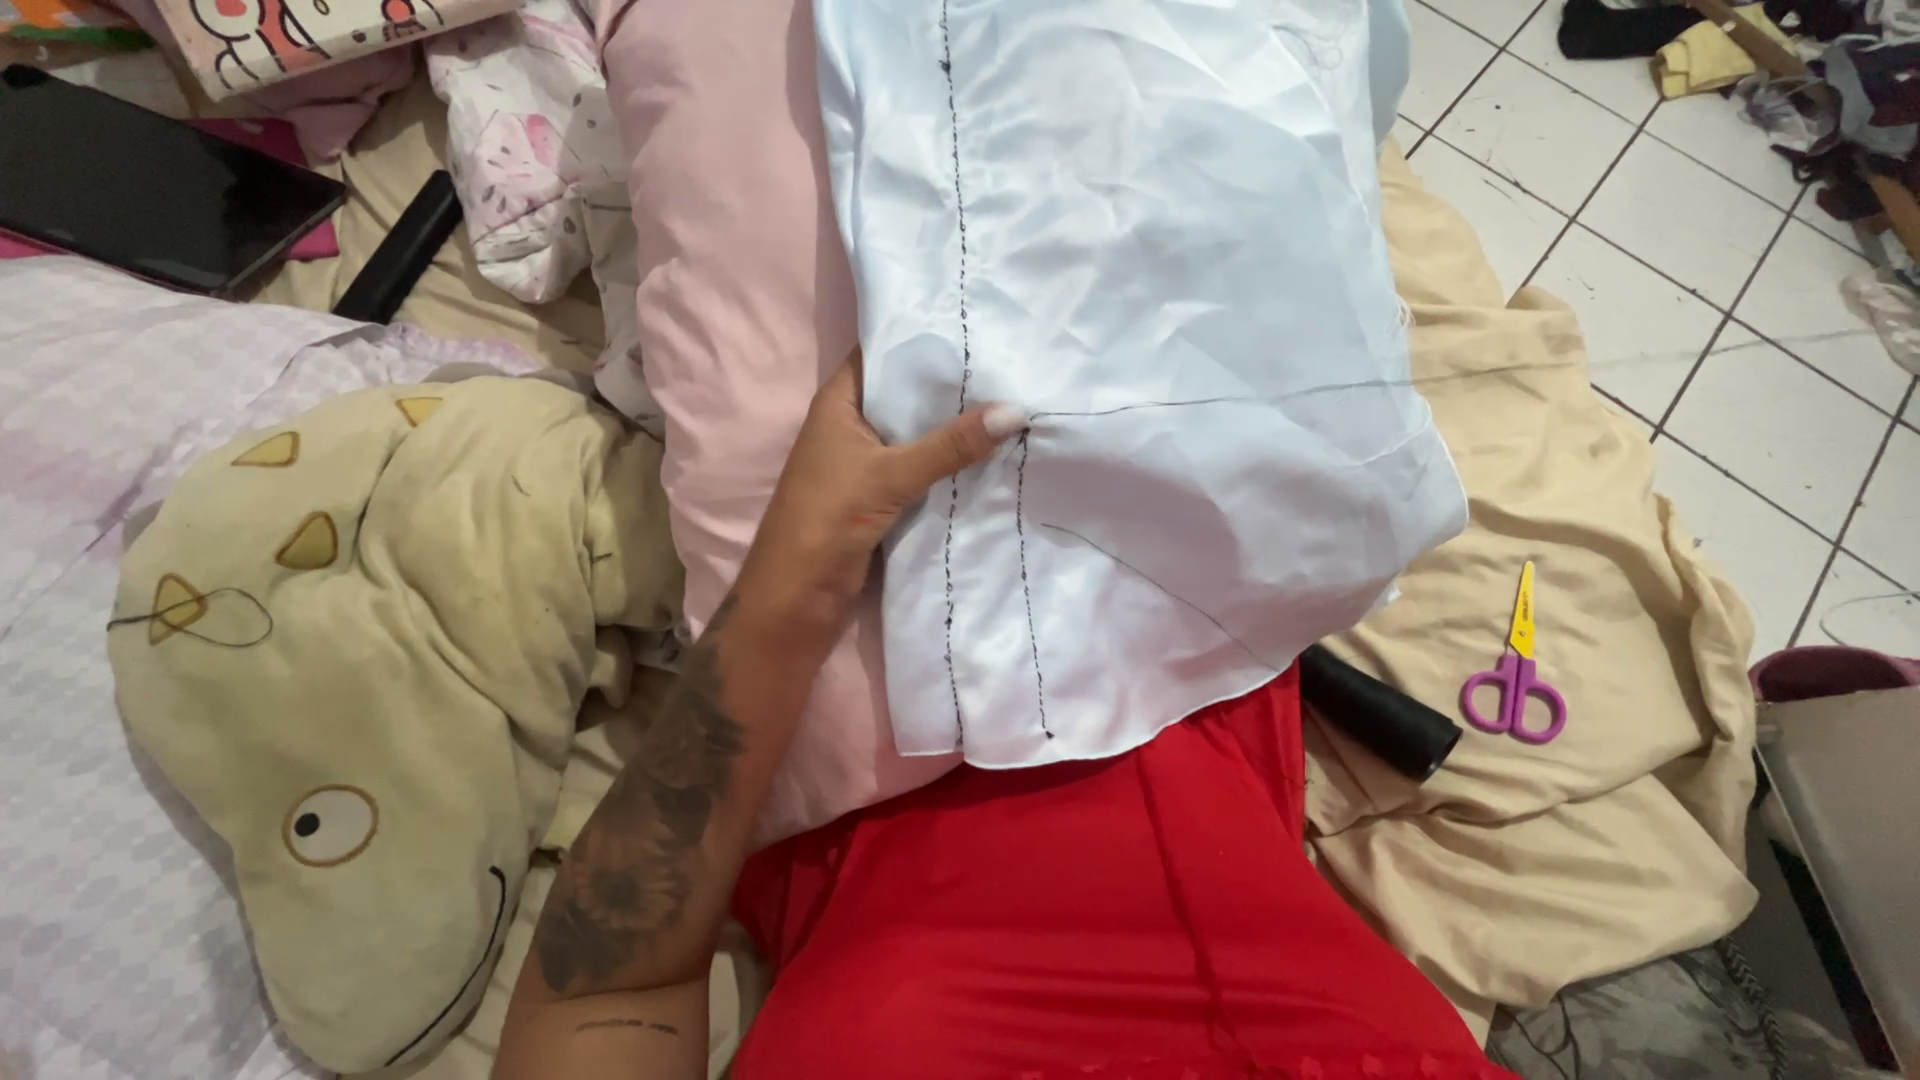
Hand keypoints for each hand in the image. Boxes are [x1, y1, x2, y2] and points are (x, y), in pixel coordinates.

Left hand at [733, 349, 1025, 645]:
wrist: (798, 596)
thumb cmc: (828, 518)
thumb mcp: (890, 474)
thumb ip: (950, 445)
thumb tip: (1016, 411)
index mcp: (838, 404)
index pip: (880, 353)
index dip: (920, 337)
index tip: (972, 324)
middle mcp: (851, 426)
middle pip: (904, 394)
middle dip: (949, 384)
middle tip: (1007, 363)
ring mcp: (866, 462)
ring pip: (916, 433)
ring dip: (953, 426)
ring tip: (1012, 400)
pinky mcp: (881, 496)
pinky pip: (922, 468)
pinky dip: (949, 462)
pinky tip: (991, 452)